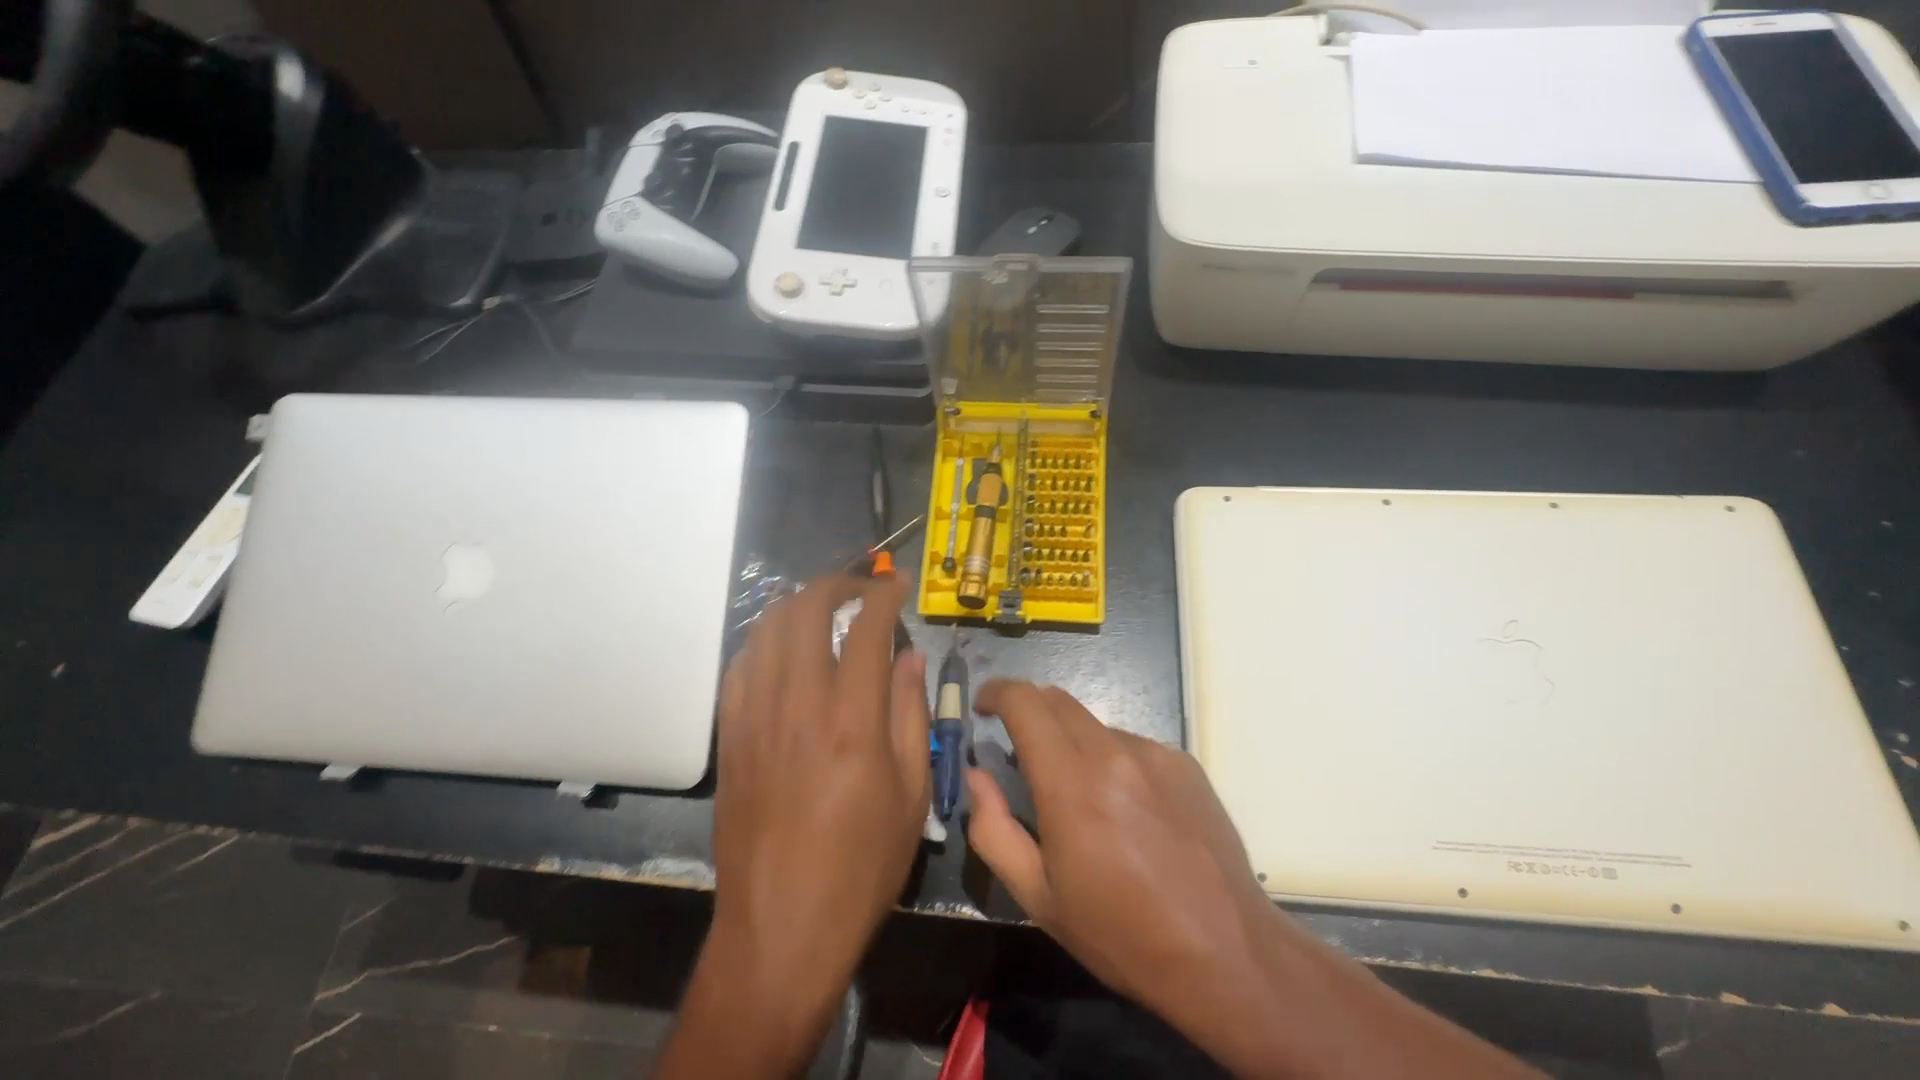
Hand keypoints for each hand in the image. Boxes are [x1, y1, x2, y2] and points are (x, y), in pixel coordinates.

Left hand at [656, 573, 927, 1078]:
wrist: (782, 923)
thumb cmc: (861, 867)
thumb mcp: (910, 796)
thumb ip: (910, 715)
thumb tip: (910, 659)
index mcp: (853, 722)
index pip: (866, 629)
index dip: (883, 594)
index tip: (895, 583)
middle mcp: (798, 705)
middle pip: (806, 612)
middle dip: (835, 585)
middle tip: (859, 589)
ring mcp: (755, 718)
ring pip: (766, 630)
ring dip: (796, 605)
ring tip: (822, 609)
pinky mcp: (729, 737)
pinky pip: (740, 667)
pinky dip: (764, 641)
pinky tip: (783, 651)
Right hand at [964, 681, 1271, 1011]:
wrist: (1224, 953)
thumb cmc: (1120, 933)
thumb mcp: (1038, 897)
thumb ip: (993, 830)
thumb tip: (978, 776)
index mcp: (1072, 783)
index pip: (1026, 703)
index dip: (998, 693)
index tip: (984, 707)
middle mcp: (1116, 753)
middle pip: (1059, 701)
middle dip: (1029, 712)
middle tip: (1017, 750)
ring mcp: (1158, 756)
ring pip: (1097, 727)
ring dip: (1073, 744)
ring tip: (1079, 800)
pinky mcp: (1187, 767)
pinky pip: (1134, 747)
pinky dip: (1113, 762)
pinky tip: (1126, 813)